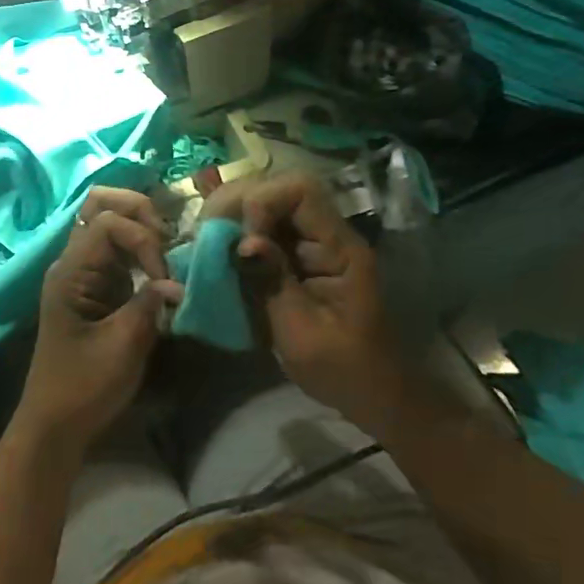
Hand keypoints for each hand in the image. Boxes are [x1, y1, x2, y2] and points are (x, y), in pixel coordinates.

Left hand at [16, 187, 183, 449]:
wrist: (55, 423)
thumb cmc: (82, 387)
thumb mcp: (122, 348)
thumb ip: (149, 306)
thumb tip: (177, 283)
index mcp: (70, 271)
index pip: (107, 221)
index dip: (142, 238)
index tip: (162, 277)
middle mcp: (74, 261)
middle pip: (100, 203)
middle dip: (138, 212)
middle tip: (164, 243)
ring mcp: (85, 270)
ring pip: (110, 220)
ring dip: (142, 227)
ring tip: (167, 253)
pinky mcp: (99, 285)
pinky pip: (119, 248)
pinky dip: (142, 248)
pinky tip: (162, 267)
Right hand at [234, 174, 405, 426]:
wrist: (374, 395)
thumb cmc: (343, 370)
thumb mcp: (302, 334)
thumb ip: (272, 282)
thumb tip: (242, 242)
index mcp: (340, 248)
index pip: (301, 191)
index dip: (262, 202)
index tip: (240, 239)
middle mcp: (327, 234)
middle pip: (280, 188)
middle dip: (239, 203)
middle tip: (209, 233)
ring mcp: (313, 242)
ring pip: (268, 203)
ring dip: (235, 216)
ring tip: (209, 241)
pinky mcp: (300, 255)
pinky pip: (266, 227)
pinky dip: (239, 233)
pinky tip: (219, 250)